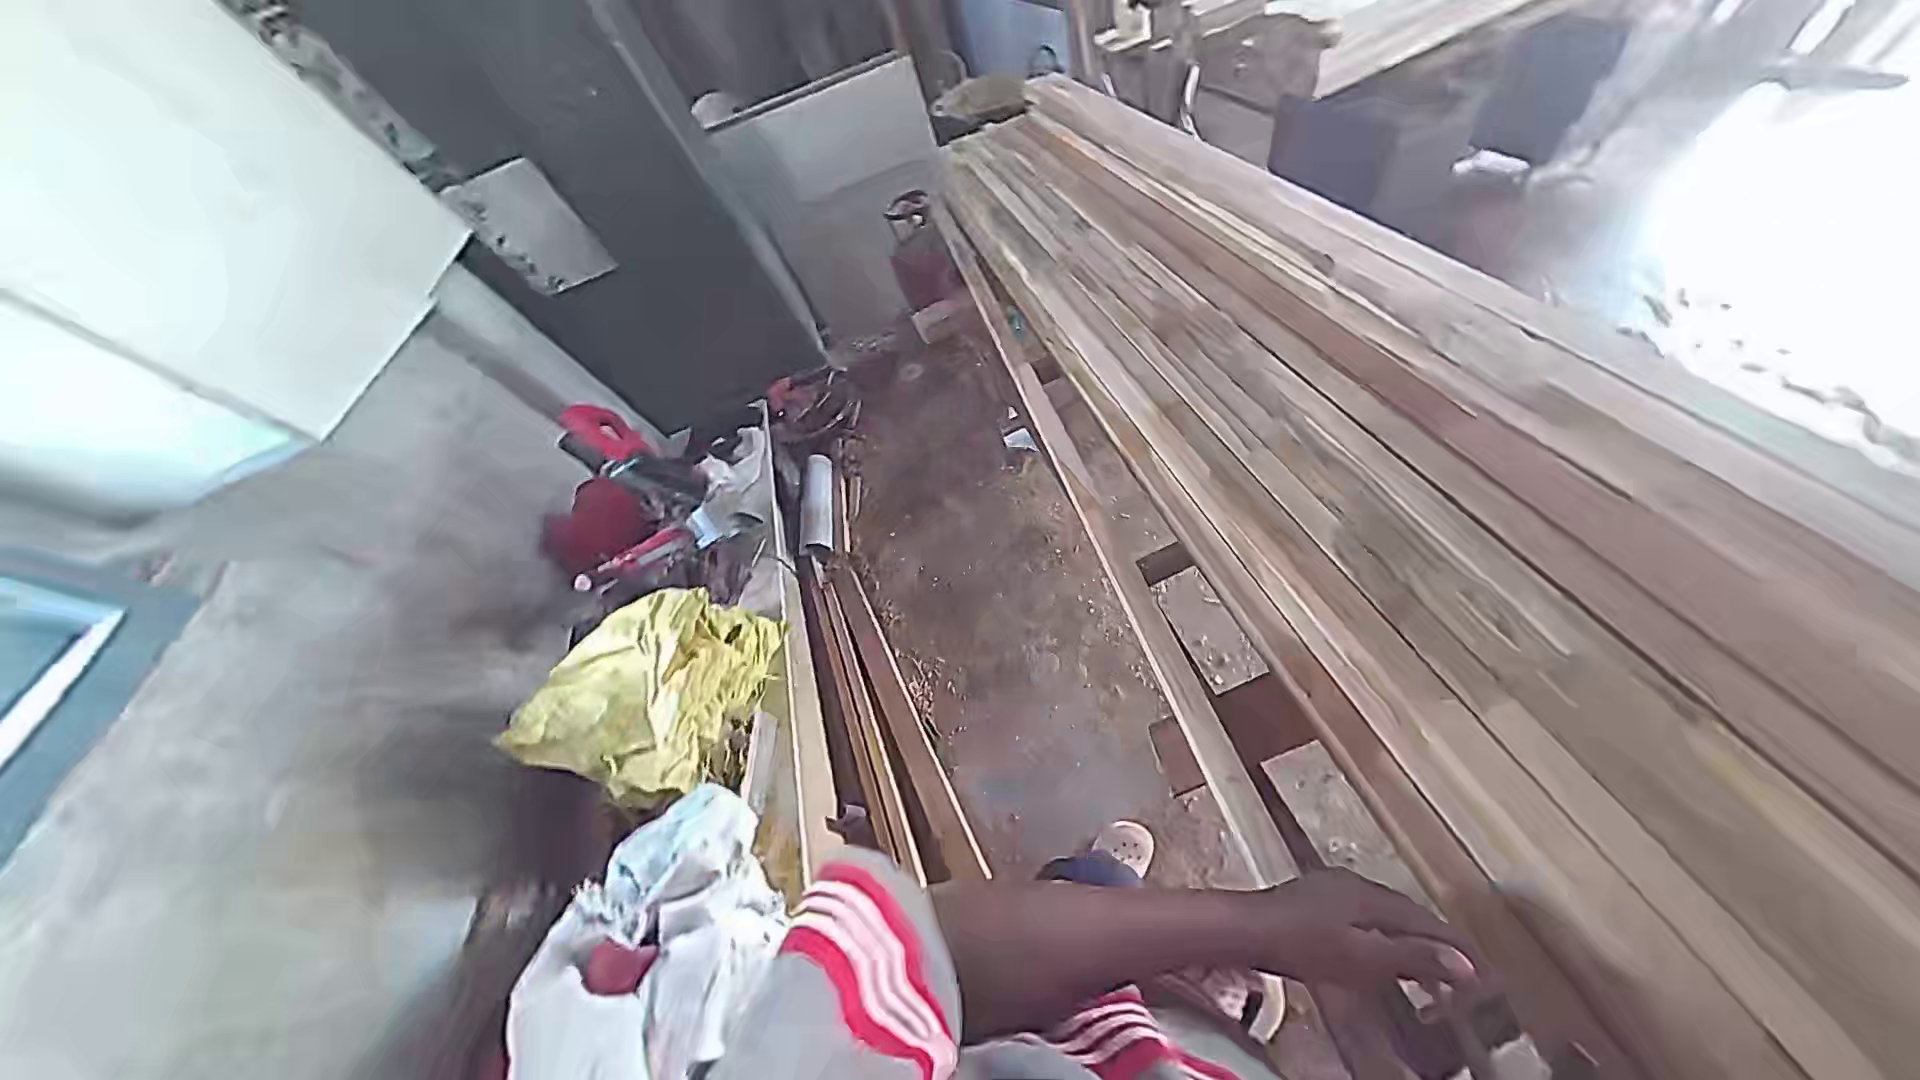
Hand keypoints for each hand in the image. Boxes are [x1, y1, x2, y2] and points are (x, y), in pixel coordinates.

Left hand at [1249, 868, 1478, 991]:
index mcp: (1368, 895)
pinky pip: (1364, 914)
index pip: (1425, 919)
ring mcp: (1330, 887)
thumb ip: (1412, 957)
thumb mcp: (1362, 958)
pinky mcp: (1314, 897)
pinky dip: (1384, 935)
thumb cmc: (1303, 944)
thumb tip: (1464, 963)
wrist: (1247, 928)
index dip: (1457, 946)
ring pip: (1384, 913)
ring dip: (1410, 939)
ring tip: (1431, 972)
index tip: (1487, 973)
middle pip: (1406, 912)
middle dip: (1438, 942)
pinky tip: (1380, 952)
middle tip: (1466, 976)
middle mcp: (1352, 883)